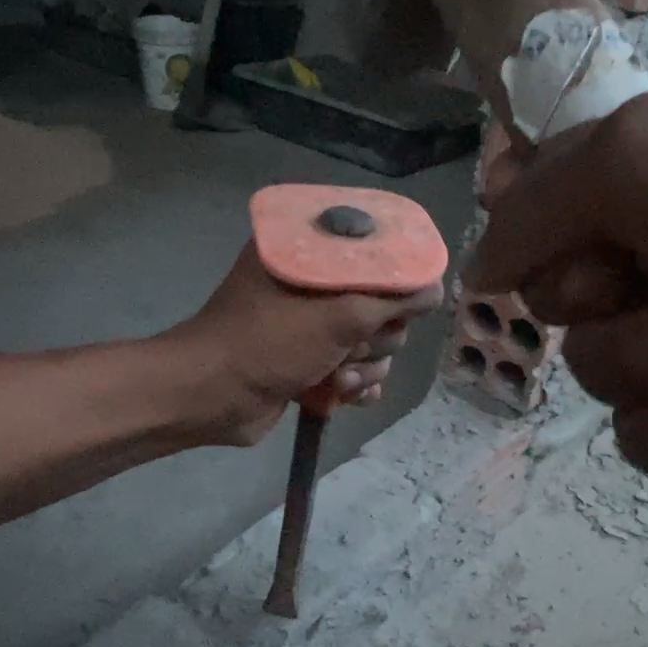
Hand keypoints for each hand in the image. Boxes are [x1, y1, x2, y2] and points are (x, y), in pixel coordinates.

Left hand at [170, 241, 444, 446]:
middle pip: (382, 303)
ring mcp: (312, 324)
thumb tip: (435, 288)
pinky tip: (342, 396)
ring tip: (337, 379)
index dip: (398, 277)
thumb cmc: (269, 342)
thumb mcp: (337, 315)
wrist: (212, 397)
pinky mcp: (310, 362)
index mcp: (311, 250)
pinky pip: (354, 370)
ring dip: (363, 367)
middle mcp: (314, 282)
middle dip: (375, 336)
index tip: (404, 302)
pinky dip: (353, 385)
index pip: (377, 250)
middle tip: (353, 346)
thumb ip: (392, 300)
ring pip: (371, 343)